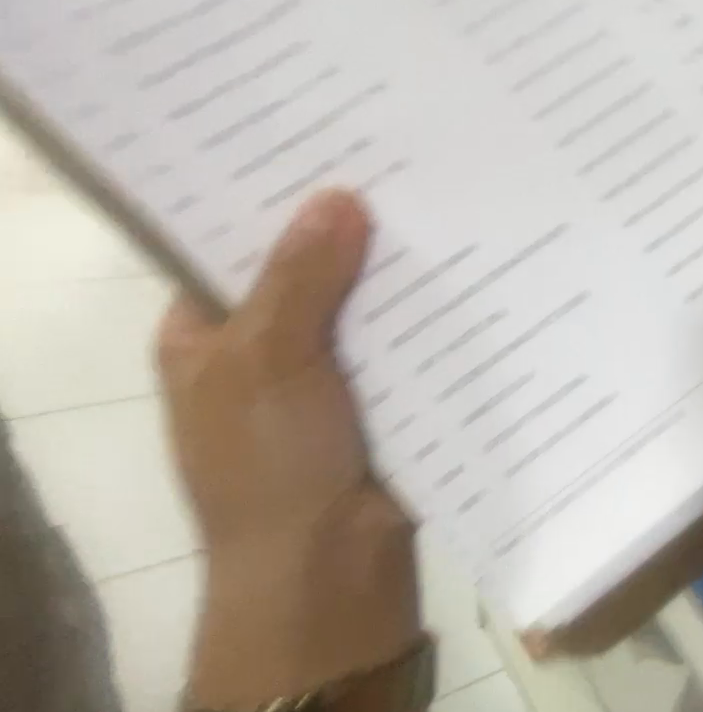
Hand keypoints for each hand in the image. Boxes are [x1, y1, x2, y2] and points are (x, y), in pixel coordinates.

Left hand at [157, 190, 419, 702]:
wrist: (330, 562)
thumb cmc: (269, 463)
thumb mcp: (267, 362)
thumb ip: (301, 281)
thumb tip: (340, 197)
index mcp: (209, 334)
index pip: (236, 248)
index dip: (278, 202)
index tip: (334, 149)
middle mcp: (271, 348)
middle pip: (315, 275)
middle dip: (361, 235)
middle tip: (418, 171)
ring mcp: (336, 378)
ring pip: (374, 311)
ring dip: (411, 280)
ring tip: (465, 215)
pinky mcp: (394, 401)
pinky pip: (416, 348)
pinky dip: (442, 324)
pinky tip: (484, 286)